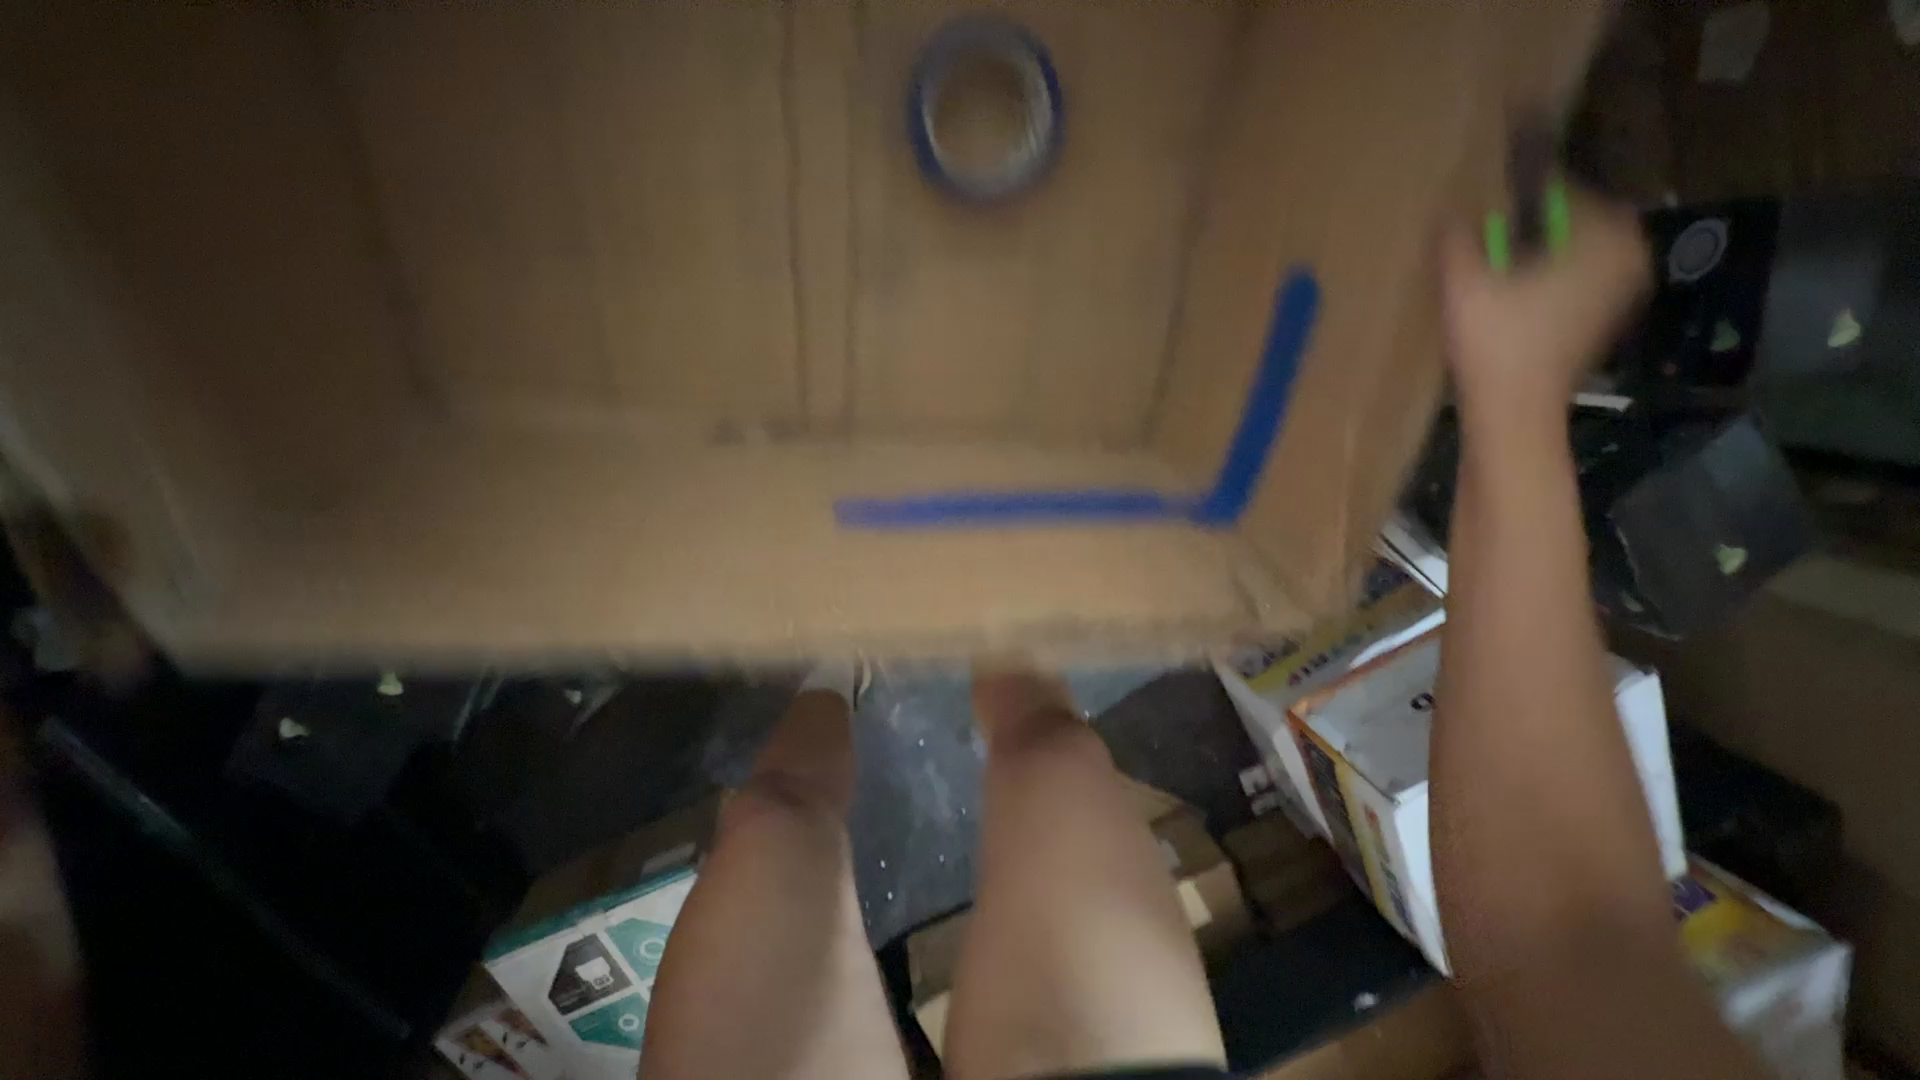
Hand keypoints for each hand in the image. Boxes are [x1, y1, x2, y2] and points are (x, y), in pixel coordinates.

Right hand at [1440, 184, 1650, 420]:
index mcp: (1607, 235)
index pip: (1560, 190)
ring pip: (1571, 252)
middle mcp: (1628, 256)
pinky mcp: (1603, 319)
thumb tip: (1455, 215)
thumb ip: (1459, 238)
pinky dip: (1546, 280)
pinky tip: (1511, 296)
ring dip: (1537, 253)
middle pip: (1569, 222)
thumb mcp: (1464, 282)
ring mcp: (1621, 291)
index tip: (1489, 200)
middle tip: (1491, 233)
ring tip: (1497, 264)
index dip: (1519, 193)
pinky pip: (1574, 280)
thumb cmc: (1497, 343)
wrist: (1513, 412)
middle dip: (1532, 224)